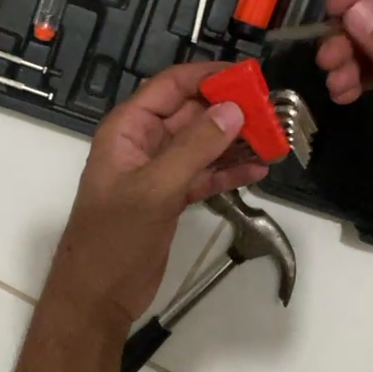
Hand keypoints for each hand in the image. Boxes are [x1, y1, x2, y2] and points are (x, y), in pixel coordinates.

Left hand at [45, 63, 269, 327]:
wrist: (98, 294)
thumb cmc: (115, 237)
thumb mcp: (155, 189)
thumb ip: (194, 148)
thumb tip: (234, 110)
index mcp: (128, 129)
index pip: (172, 86)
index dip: (209, 76)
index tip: (250, 77)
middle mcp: (144, 143)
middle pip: (192, 112)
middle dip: (230, 110)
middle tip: (273, 112)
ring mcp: (159, 171)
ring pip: (203, 144)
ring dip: (235, 142)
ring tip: (274, 140)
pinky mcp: (171, 197)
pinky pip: (205, 174)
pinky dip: (229, 171)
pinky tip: (258, 170)